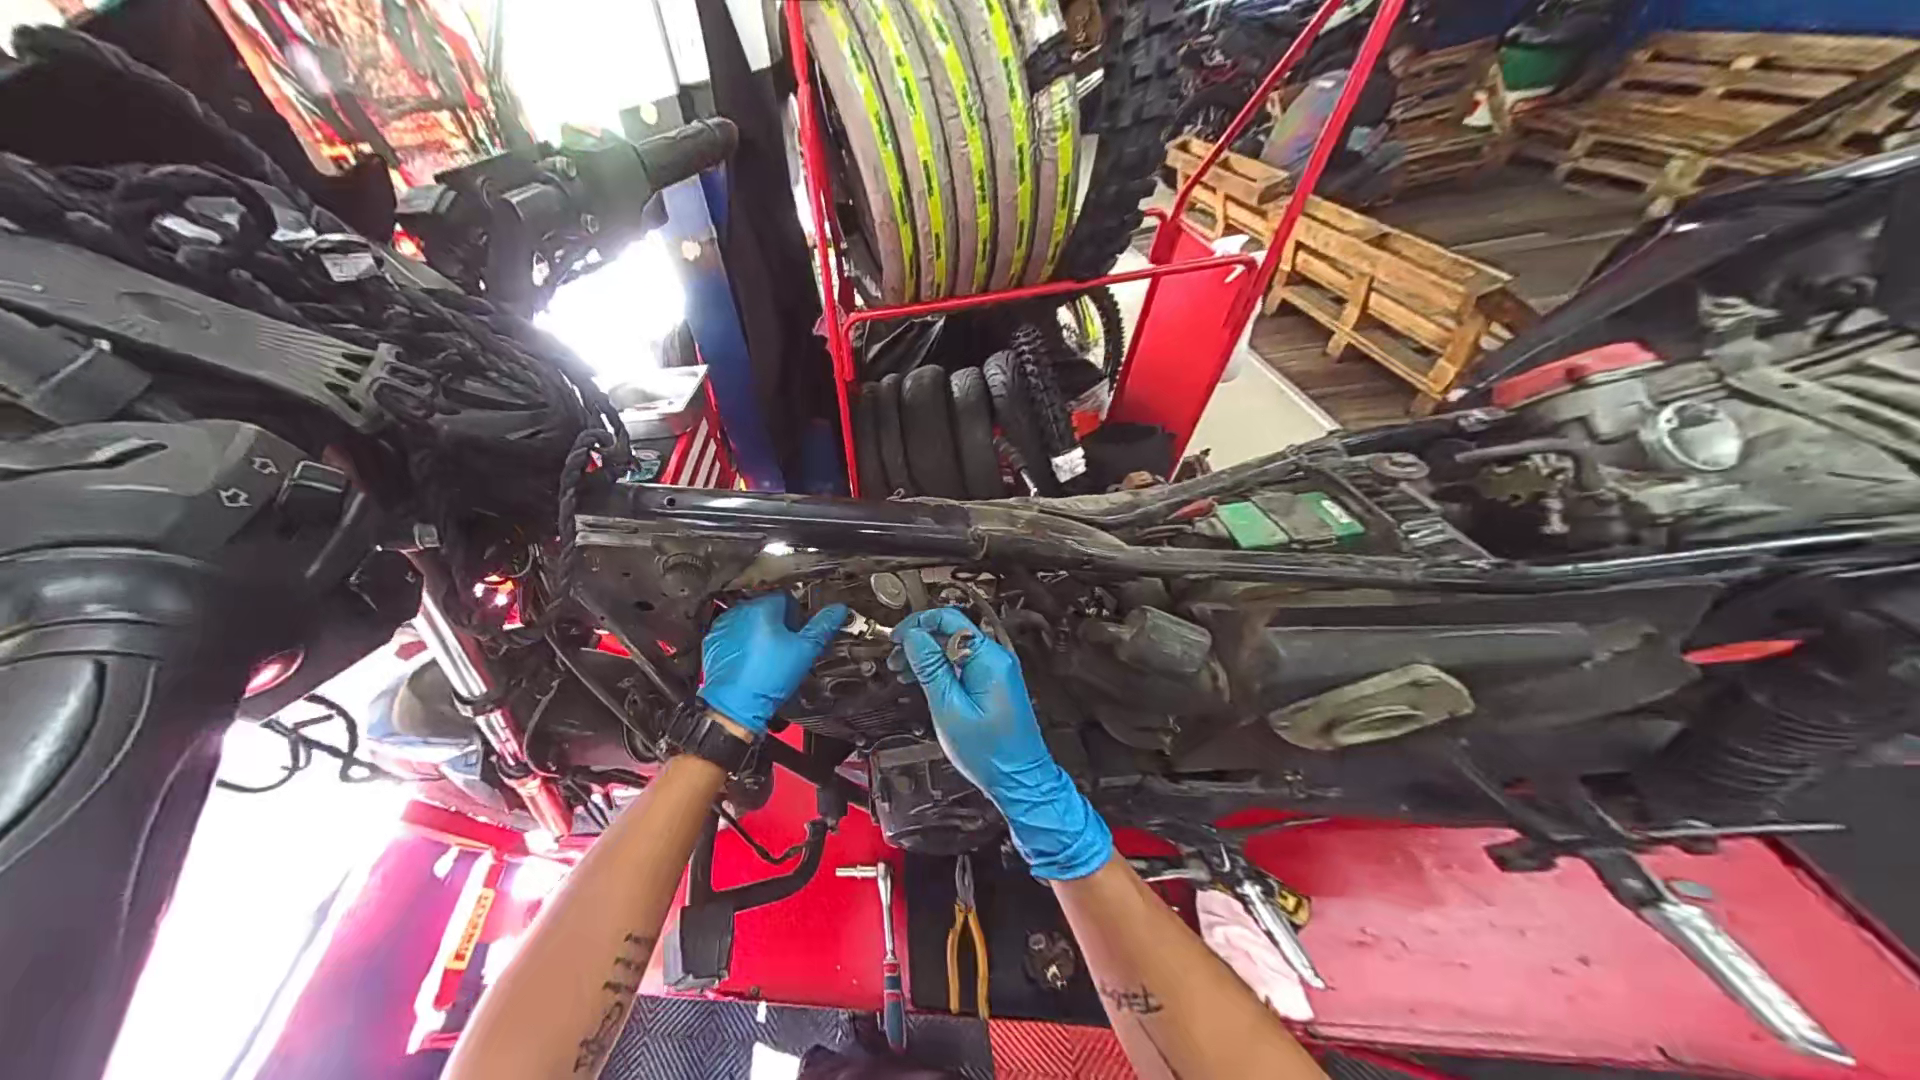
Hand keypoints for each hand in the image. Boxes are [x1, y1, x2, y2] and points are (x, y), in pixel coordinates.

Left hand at [700, 593, 848, 736]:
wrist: (735, 705)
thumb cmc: (768, 678)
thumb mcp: (805, 651)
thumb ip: (822, 626)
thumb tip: (838, 609)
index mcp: (764, 608)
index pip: (787, 597)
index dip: (797, 614)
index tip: (800, 631)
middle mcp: (741, 611)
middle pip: (767, 606)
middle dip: (779, 622)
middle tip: (787, 645)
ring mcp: (724, 625)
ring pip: (749, 619)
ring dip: (759, 630)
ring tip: (768, 654)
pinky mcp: (714, 641)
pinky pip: (733, 633)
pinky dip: (742, 641)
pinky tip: (752, 659)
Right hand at [892, 608, 1111, 879]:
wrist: (1019, 780)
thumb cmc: (989, 753)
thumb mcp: (949, 709)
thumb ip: (930, 668)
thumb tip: (913, 636)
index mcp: (988, 659)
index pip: (950, 620)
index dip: (918, 624)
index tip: (896, 638)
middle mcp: (996, 658)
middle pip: (952, 631)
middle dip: (920, 640)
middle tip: (895, 658)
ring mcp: (996, 670)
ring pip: (955, 647)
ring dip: (927, 655)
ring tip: (903, 671)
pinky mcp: (993, 683)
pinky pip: (963, 663)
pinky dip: (941, 668)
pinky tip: (923, 681)